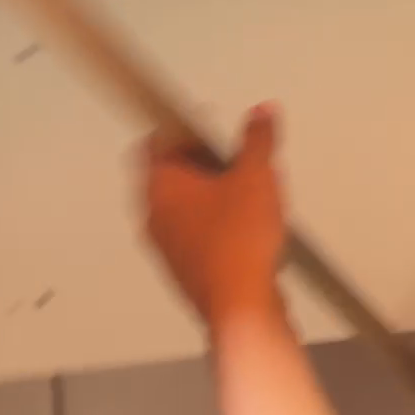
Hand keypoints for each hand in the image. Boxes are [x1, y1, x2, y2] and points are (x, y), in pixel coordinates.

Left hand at [143, 104, 287, 325]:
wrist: (241, 301)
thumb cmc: (240, 239)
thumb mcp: (258, 176)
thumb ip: (258, 140)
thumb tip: (260, 112)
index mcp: (160, 188)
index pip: (154, 144)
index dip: (181, 127)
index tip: (206, 121)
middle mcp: (154, 215)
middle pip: (170, 174)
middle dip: (204, 159)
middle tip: (235, 152)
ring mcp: (167, 244)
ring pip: (184, 203)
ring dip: (212, 189)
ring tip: (251, 186)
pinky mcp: (188, 264)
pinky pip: (197, 229)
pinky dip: (218, 217)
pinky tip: (251, 221)